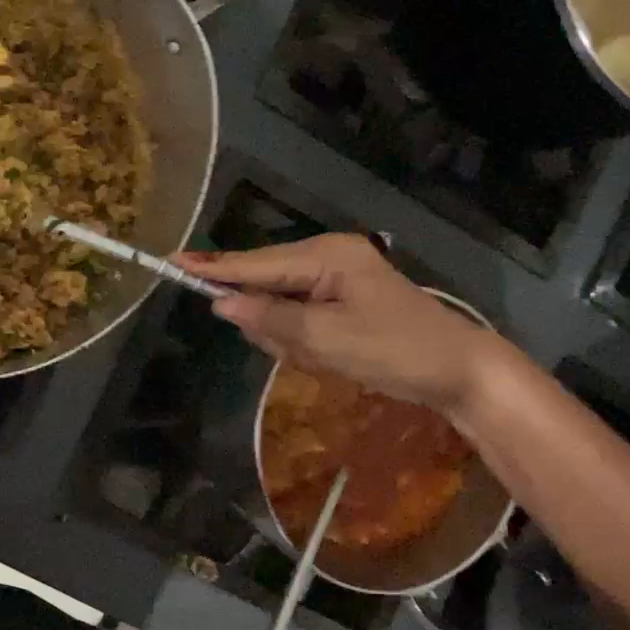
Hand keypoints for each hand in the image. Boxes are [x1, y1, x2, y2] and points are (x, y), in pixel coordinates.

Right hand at [175, 234, 500, 411]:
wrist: (460, 373)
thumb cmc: (395, 350)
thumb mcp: (325, 338)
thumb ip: (268, 318)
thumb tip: (221, 303)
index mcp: (325, 257)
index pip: (254, 264)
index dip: (212, 268)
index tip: (170, 262)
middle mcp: (326, 258)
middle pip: (263, 283)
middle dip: (266, 320)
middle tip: (296, 351)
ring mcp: (334, 278)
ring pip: (276, 305)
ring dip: (286, 337)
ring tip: (321, 358)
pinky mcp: (339, 299)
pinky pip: (295, 317)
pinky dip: (300, 341)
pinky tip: (327, 357)